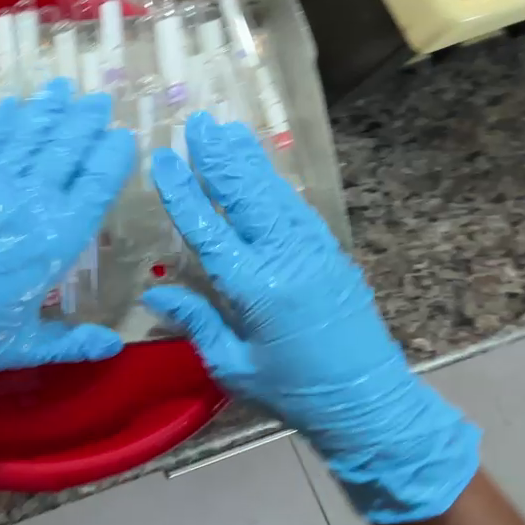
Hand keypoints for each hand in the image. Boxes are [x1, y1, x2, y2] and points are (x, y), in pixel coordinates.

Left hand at [0, 80, 136, 394]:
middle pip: (68, 148)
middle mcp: (32, 203)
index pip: (100, 183)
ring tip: (62, 89)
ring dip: (48, 110)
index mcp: (59, 239)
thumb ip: (74, 342)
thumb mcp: (28, 346)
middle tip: (98, 101)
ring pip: (30, 138)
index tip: (123, 138)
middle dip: (86, 121)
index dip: (115, 156)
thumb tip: (114, 347)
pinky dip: (2, 122)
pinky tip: (12, 105)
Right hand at [142, 114, 477, 523]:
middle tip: (198, 121)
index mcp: (255, 289)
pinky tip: (259, 170)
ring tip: (225, 130)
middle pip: (246, 196)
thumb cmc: (291, 392)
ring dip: (247, 161)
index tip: (162, 157)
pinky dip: (273, 184)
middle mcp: (286, 260)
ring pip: (274, 195)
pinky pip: (295, 209)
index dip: (182, 192)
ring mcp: (314, 253)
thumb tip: (155, 292)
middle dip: (219, 157)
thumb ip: (196, 322)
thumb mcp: (230, 365)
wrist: (369, 403)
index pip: (208, 229)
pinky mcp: (330, 255)